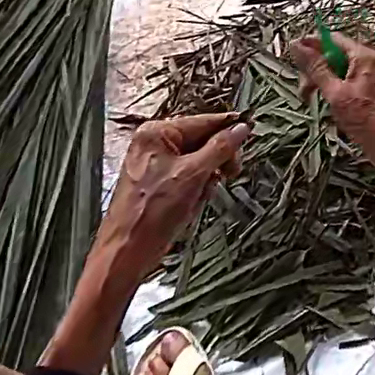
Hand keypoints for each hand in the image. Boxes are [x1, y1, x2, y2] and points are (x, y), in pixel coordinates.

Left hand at [42, 114, 248, 374]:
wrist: (126, 253)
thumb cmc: (149, 214)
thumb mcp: (193, 175)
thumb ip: (220, 148)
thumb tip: (240, 129)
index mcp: (155, 133)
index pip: (202, 121)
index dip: (228, 128)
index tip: (248, 130)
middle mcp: (152, 144)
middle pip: (201, 141)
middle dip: (216, 160)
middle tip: (229, 172)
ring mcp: (154, 165)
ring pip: (198, 162)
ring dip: (206, 179)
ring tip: (199, 196)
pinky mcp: (157, 185)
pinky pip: (188, 178)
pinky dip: (195, 190)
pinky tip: (191, 204)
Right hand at [291, 32, 374, 186]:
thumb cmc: (367, 121)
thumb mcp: (336, 93)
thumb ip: (316, 68)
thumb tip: (296, 45)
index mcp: (363, 56)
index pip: (332, 39)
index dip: (310, 44)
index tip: (292, 55)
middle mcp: (369, 61)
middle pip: (334, 55)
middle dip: (315, 69)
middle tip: (303, 90)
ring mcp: (371, 77)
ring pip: (339, 71)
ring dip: (323, 83)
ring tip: (312, 100)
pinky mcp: (371, 92)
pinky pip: (348, 83)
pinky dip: (335, 91)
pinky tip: (330, 107)